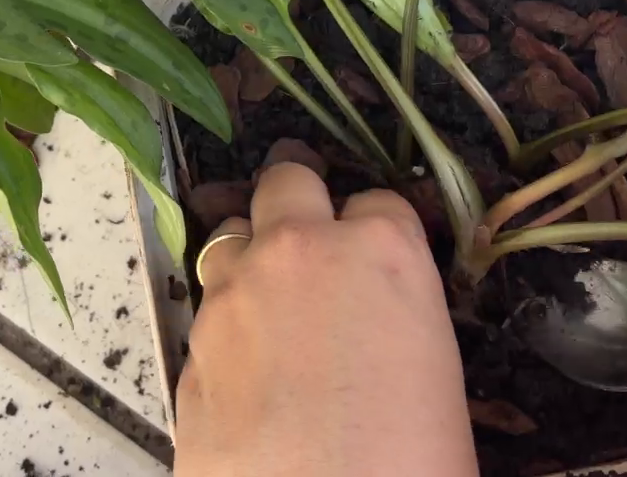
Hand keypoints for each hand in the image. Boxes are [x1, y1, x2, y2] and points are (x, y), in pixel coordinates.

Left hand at [173, 147, 475, 476]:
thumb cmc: (412, 469)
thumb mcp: (433, 380)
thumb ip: (393, 315)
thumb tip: (370, 317)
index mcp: (381, 254)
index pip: (379, 202)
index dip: (379, 230)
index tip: (378, 259)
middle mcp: (300, 249)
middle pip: (289, 179)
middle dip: (300, 197)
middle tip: (309, 234)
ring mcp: (235, 286)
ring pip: (232, 231)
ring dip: (251, 255)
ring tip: (268, 304)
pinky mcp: (193, 335)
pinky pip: (208, 303)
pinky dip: (226, 318)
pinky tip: (243, 367)